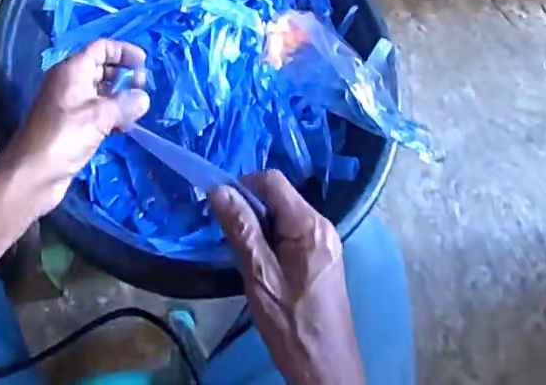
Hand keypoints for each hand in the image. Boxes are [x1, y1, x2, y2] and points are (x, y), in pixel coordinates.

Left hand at [0, 39, 150, 218]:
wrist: (31, 176)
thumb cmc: (63, 137)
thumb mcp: (99, 116)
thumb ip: (125, 104)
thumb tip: (143, 98)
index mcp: (72, 70)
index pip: (101, 48)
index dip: (123, 51)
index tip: (144, 62)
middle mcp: (70, 82)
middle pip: (102, 67)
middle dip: (124, 75)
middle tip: (143, 89)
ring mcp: (70, 105)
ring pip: (101, 91)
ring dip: (120, 97)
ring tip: (138, 110)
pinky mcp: (72, 126)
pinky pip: (97, 112)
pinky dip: (112, 115)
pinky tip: (126, 128)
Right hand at [210, 171, 366, 384]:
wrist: (327, 374)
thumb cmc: (292, 327)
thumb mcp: (260, 278)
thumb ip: (241, 230)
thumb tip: (219, 190)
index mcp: (309, 224)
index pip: (272, 180)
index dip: (243, 186)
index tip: (223, 209)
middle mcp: (322, 223)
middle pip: (278, 195)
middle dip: (250, 208)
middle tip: (231, 236)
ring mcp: (325, 239)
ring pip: (283, 213)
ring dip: (260, 224)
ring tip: (244, 252)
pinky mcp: (322, 255)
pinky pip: (292, 230)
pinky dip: (272, 238)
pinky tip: (261, 263)